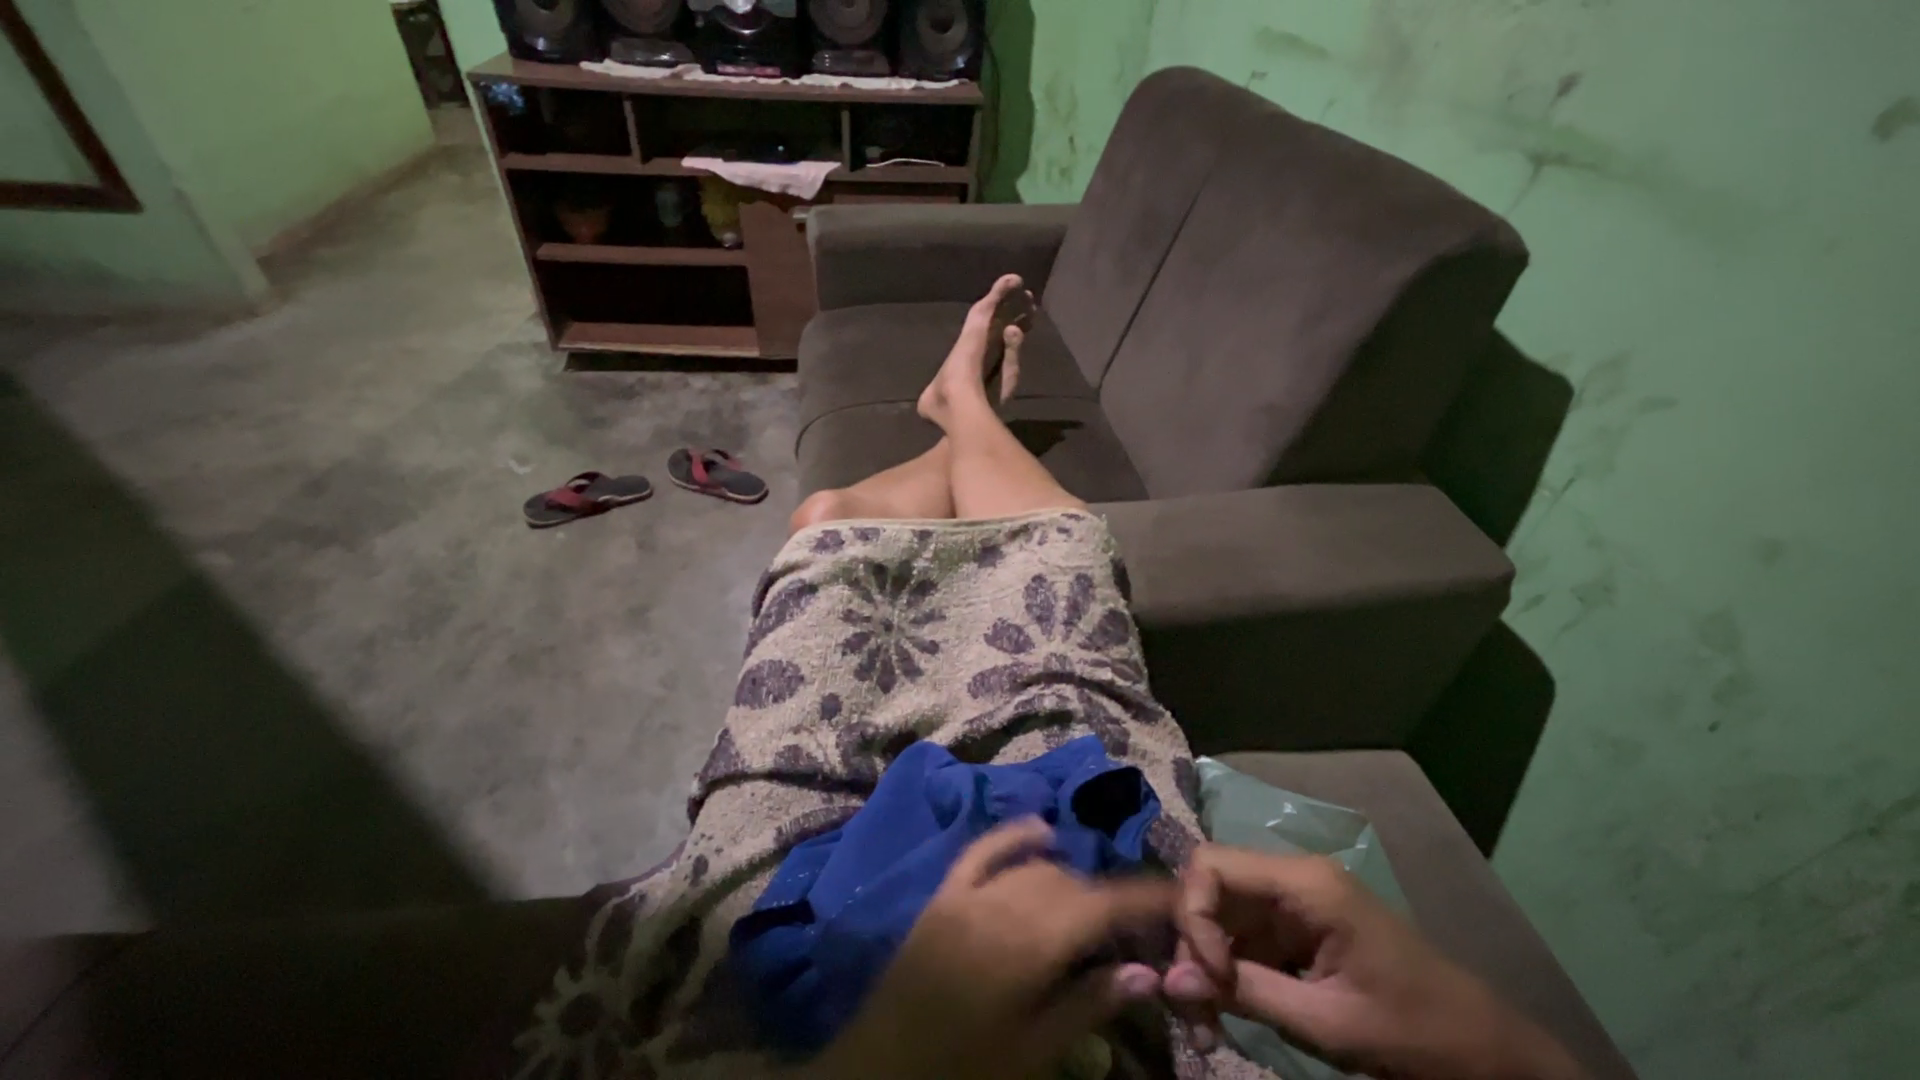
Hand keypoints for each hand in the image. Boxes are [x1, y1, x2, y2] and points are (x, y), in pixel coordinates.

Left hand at [812, 818, 1173, 1079]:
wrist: (883, 1065)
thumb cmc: (964, 1067)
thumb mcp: (1032, 1050)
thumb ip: (1088, 1005)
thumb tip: (1146, 971)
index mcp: (1028, 946)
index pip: (1100, 905)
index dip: (1142, 897)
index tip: (1176, 895)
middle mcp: (1000, 906)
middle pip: (1069, 883)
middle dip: (1108, 897)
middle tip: (1133, 927)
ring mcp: (967, 895)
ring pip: (1033, 868)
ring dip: (1069, 878)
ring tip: (1094, 907)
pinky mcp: (942, 895)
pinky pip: (982, 852)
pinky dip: (1013, 837)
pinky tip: (1041, 831)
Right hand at [1165, 845, 1585, 1079]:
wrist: (1483, 1050)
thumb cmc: (1413, 1031)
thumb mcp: (1325, 1021)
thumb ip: (1245, 993)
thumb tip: (1170, 981)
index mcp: (1306, 885)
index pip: (1210, 866)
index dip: (1191, 915)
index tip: (1204, 975)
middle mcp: (1293, 881)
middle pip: (1209, 891)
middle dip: (1191, 947)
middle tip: (1192, 1012)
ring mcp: (1295, 905)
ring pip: (1218, 918)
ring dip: (1203, 967)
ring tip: (1206, 1025)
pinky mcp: (1297, 931)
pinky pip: (1241, 940)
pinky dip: (1225, 975)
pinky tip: (1224, 1016)